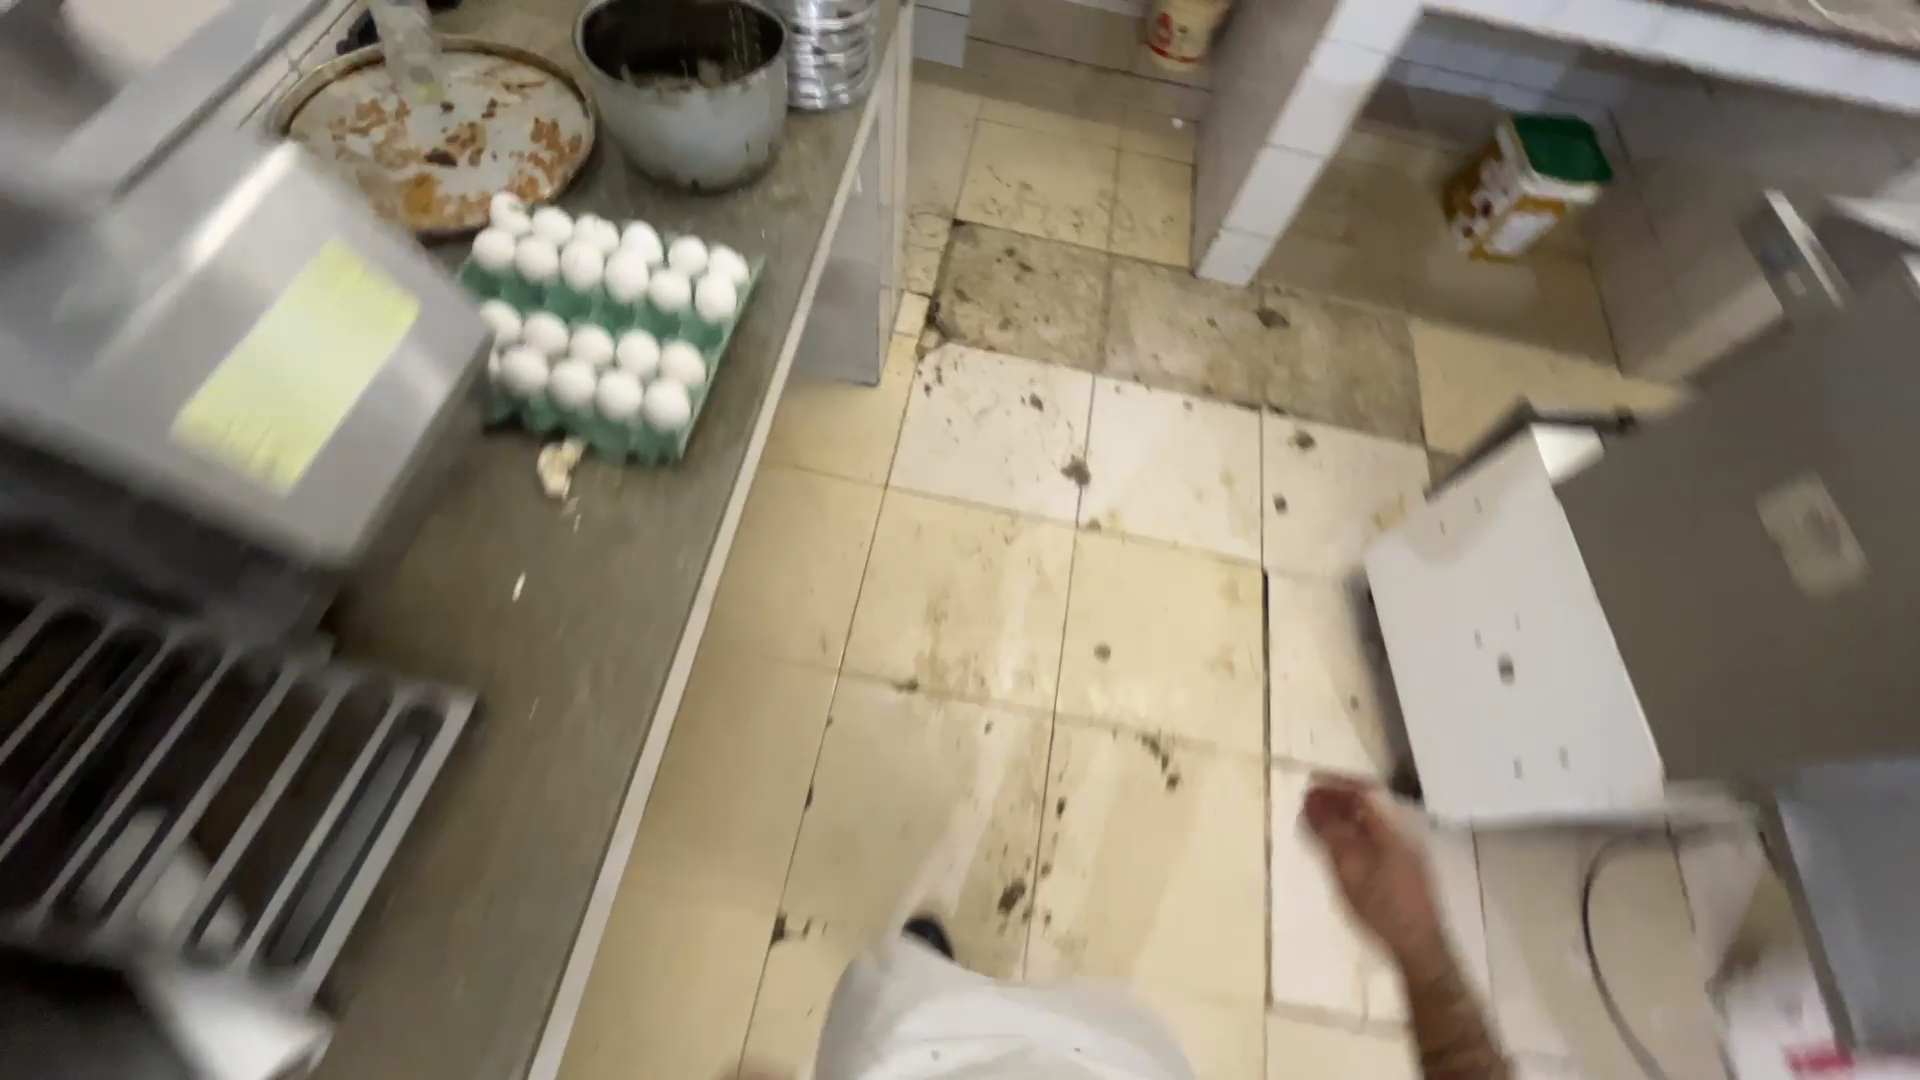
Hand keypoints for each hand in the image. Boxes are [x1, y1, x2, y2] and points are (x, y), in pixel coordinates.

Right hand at [1300, 773, 1445, 964]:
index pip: (1364, 790)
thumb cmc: (1383, 909)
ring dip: (1342, 817)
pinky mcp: (1405, 870)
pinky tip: (1335, 847)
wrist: (1423, 953)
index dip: (1336, 782)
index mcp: (1393, 830)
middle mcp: (1403, 835)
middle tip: (1307, 803)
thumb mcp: (1348, 868)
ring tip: (1314, 823)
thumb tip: (1310, 802)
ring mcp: (1406, 853)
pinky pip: (1374, 839)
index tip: (1310, 782)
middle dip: (1336, 799)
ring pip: (1370, 823)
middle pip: (1368, 805)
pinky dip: (1352, 834)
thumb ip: (1329, 833)